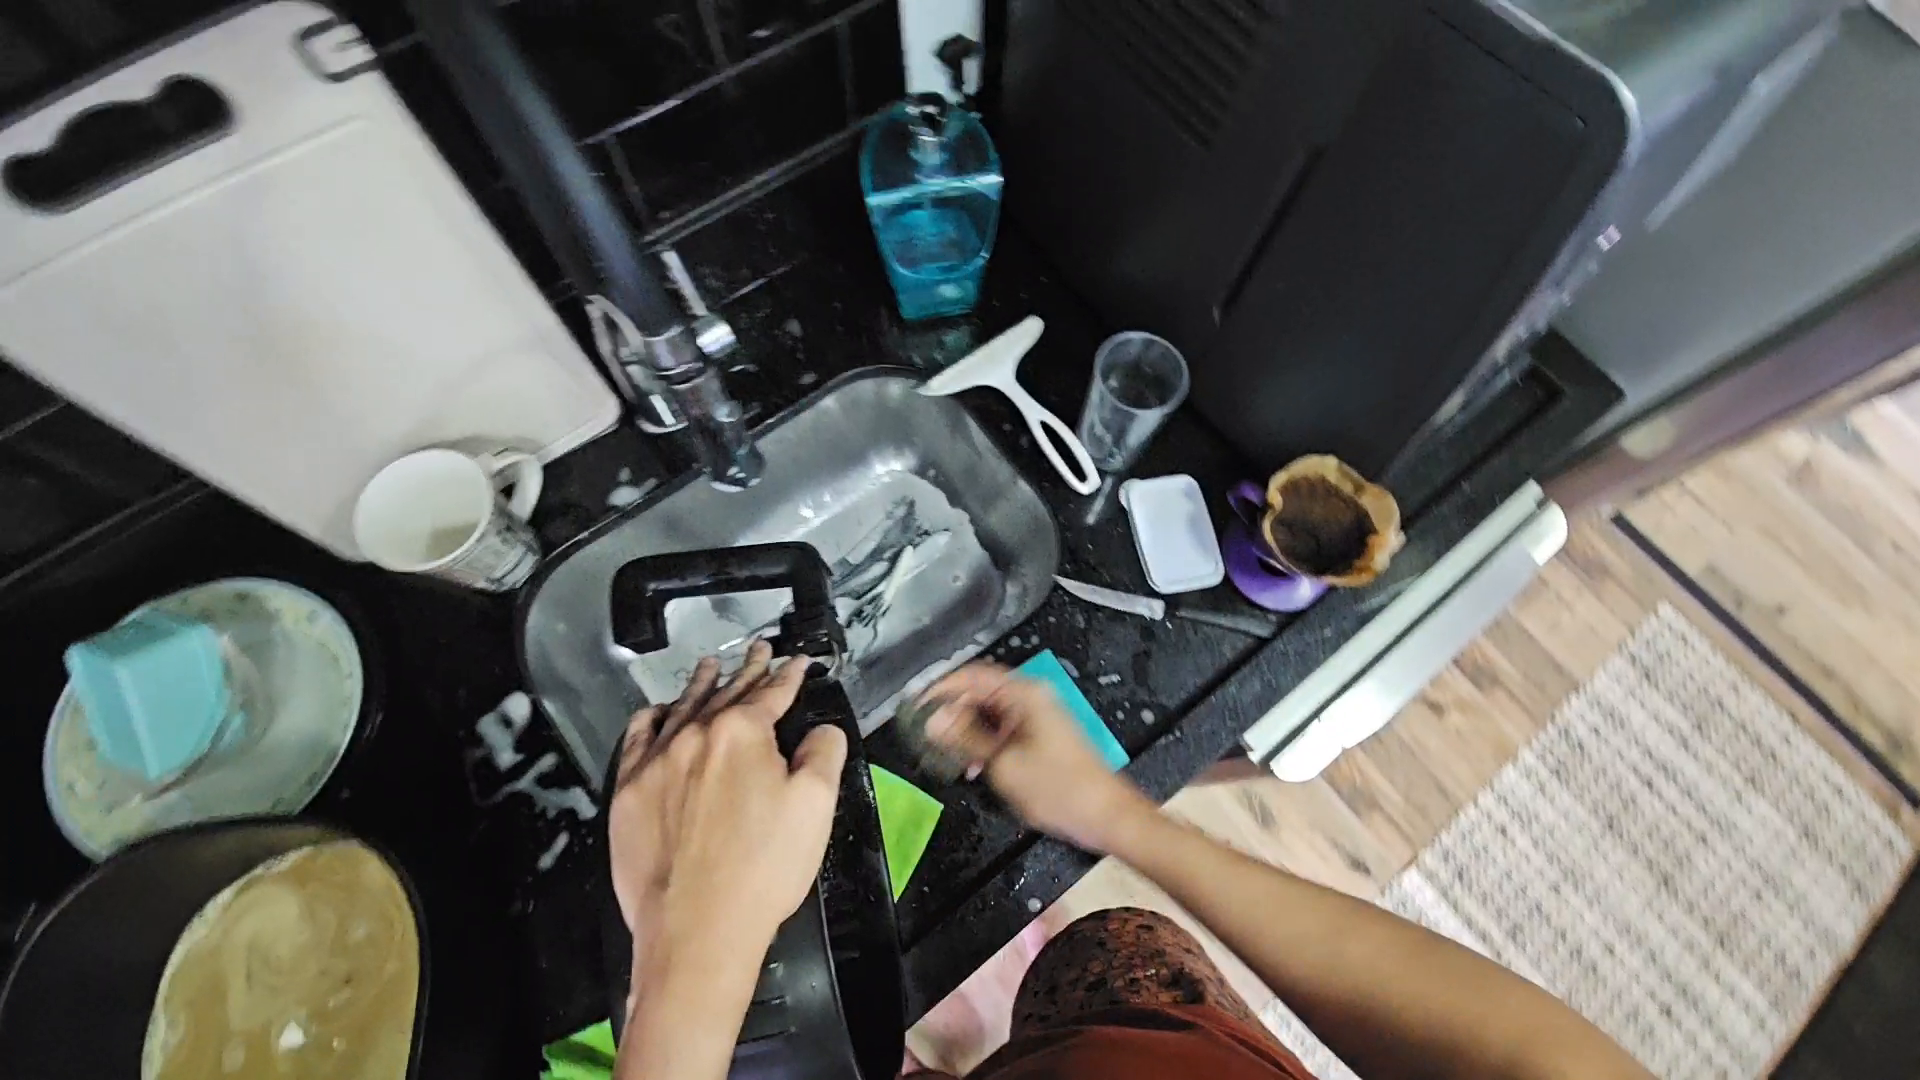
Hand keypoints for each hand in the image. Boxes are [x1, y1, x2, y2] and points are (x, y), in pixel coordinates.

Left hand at [608, 641, 847, 976]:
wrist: (697, 931)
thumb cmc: (765, 866)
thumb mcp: (817, 805)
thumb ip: (823, 752)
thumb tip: (821, 728)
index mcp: (742, 732)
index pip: (772, 693)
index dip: (790, 675)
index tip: (799, 661)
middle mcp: (695, 735)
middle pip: (728, 693)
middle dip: (749, 670)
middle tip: (761, 649)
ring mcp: (656, 762)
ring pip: (682, 709)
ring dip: (701, 684)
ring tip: (710, 664)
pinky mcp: (628, 793)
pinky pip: (638, 740)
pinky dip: (652, 719)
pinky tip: (658, 711)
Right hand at [918, 662, 1154, 853]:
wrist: (1107, 816)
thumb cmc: (1058, 789)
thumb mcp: (1003, 764)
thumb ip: (965, 738)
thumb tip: (932, 719)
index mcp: (1024, 694)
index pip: (972, 676)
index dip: (939, 688)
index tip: (914, 706)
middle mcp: (1031, 697)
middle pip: (980, 692)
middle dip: (952, 711)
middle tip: (926, 733)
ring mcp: (1038, 716)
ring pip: (990, 712)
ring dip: (967, 729)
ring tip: (946, 753)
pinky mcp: (1041, 735)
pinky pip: (1003, 728)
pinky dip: (984, 741)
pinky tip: (972, 765)